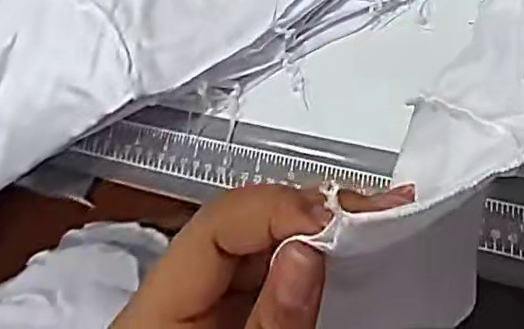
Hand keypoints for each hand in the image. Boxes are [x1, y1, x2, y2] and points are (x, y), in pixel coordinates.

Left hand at [115, 183, 413, 328]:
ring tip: (371, 219)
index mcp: (152, 315)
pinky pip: (270, 271)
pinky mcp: (230, 318)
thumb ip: (272, 324)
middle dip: (310, 212)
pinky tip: (347, 249)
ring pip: (264, 242)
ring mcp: (202, 308)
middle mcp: (173, 298)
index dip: (278, 207)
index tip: (334, 218)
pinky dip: (312, 258)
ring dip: (319, 229)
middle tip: (370, 210)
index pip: (217, 224)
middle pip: (245, 225)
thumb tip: (306, 249)